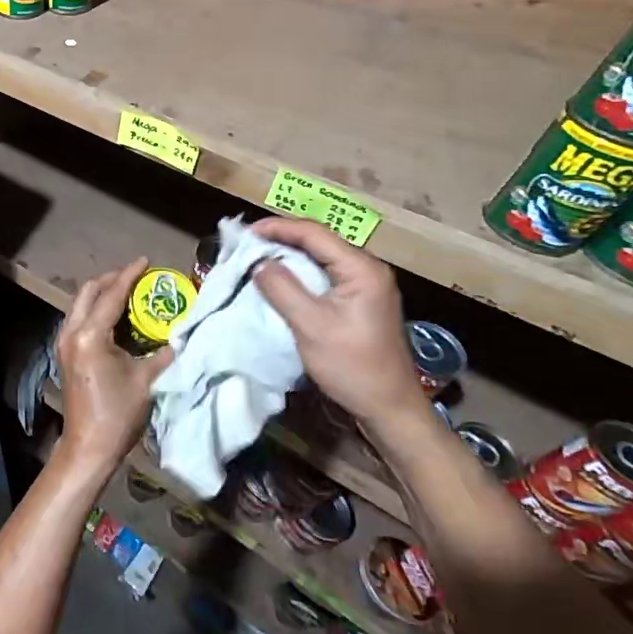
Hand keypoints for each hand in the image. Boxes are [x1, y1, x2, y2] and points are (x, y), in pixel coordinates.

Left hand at [54, 257, 173, 472]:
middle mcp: (71, 332)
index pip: (111, 295)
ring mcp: (64, 342)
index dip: (130, 275)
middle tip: (137, 276)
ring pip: (80, 305)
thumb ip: (165, 352)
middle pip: (88, 292)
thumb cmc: (118, 413)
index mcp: (90, 335)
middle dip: (111, 280)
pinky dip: (96, 310)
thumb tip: (184, 334)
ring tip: (129, 293)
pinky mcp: (65, 353)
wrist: (89, 445)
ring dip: (102, 294)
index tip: (146, 261)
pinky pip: (79, 319)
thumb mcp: (147, 379)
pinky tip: (116, 317)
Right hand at [250, 218, 427, 424]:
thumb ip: (282, 288)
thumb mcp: (310, 325)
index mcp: (361, 269)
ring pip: (320, 258)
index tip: (245, 233)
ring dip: (288, 256)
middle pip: (318, 241)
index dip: (278, 228)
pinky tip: (278, 280)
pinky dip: (298, 273)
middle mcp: (367, 270)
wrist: (387, 406)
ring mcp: (365, 286)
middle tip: (246, 246)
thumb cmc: (351, 365)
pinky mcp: (358, 301)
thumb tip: (258, 262)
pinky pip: (323, 275)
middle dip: (281, 239)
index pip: (315, 233)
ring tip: (256, 259)